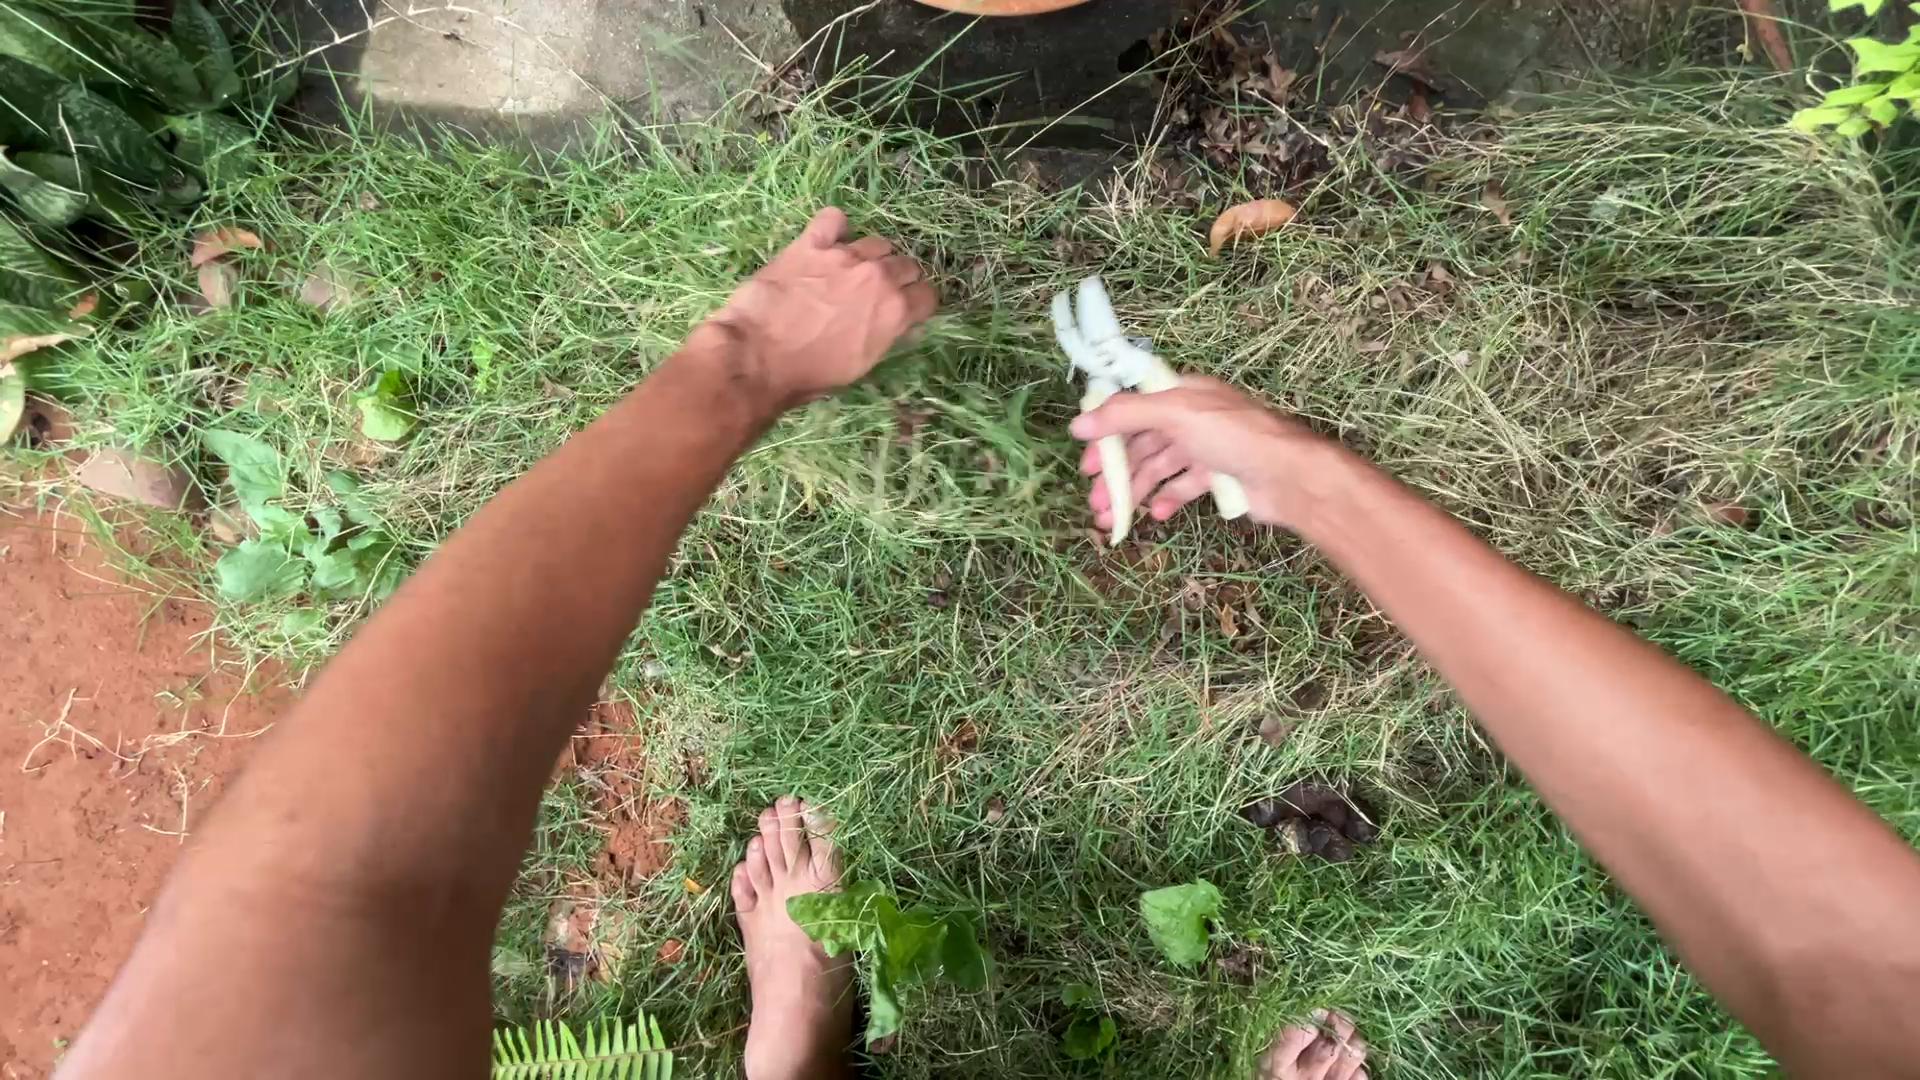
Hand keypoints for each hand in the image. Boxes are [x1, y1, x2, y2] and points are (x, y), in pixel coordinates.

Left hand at [708, 206, 937, 407]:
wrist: (760, 356)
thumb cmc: (811, 374)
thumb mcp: (862, 366)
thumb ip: (885, 336)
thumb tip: (898, 325)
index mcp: (895, 311)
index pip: (928, 296)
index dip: (919, 303)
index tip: (909, 309)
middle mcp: (878, 277)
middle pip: (907, 265)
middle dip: (900, 278)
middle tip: (880, 292)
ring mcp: (844, 255)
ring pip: (877, 242)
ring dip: (873, 255)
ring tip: (857, 268)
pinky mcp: (811, 243)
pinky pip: (833, 219)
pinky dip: (836, 226)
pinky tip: (830, 238)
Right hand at [1070, 376, 1360, 531]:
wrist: (1290, 477)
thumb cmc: (1234, 436)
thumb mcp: (1176, 415)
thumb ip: (1126, 415)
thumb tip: (1078, 423)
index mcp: (1181, 394)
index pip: (1132, 409)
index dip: (1106, 434)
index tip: (1086, 461)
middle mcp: (1191, 418)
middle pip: (1142, 443)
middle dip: (1116, 473)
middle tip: (1095, 500)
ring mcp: (1204, 448)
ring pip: (1159, 468)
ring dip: (1134, 492)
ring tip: (1113, 518)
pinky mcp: (1217, 477)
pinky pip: (1183, 487)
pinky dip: (1167, 499)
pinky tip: (1157, 514)